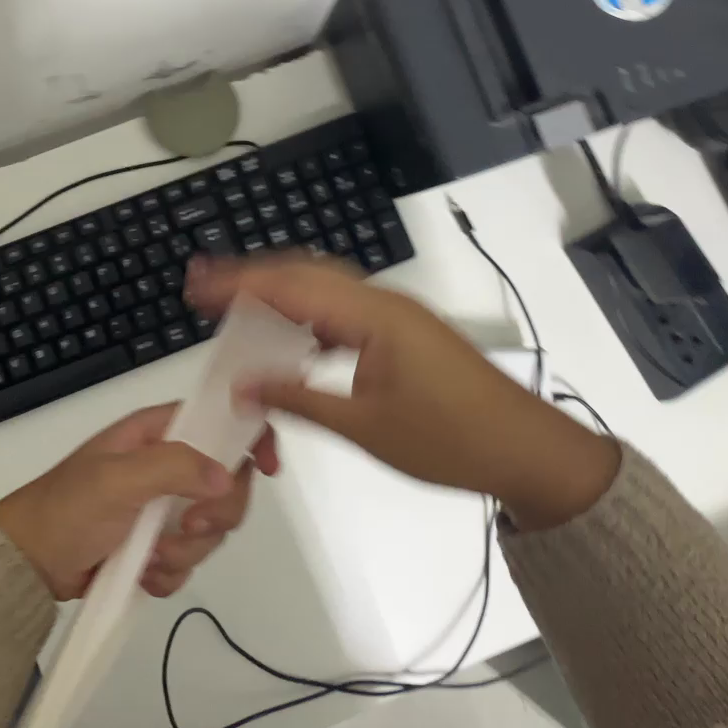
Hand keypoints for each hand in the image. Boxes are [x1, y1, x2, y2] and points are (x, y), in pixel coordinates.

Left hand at [0, 403, 279, 598]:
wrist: (30, 562)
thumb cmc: (69, 508)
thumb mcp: (117, 479)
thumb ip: (173, 467)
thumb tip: (227, 475)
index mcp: (157, 434)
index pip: (218, 421)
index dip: (248, 437)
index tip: (265, 469)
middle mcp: (166, 466)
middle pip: (227, 483)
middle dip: (214, 514)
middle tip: (187, 528)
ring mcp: (163, 508)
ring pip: (211, 528)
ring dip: (186, 550)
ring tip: (149, 555)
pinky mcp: (156, 546)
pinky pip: (189, 561)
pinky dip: (170, 573)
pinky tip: (144, 574)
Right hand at [185, 255, 617, 530]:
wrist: (530, 453)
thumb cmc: (451, 442)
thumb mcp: (364, 427)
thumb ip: (297, 399)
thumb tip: (241, 385)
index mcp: (373, 316)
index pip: (291, 286)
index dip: (238, 283)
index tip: (197, 286)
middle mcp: (383, 302)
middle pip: (305, 274)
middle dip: (251, 278)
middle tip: (204, 289)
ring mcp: (395, 314)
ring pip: (324, 288)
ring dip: (278, 293)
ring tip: (234, 308)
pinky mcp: (402, 332)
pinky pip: (342, 309)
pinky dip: (306, 314)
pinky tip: (288, 336)